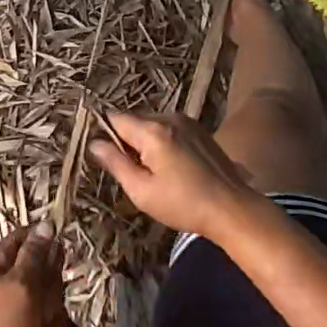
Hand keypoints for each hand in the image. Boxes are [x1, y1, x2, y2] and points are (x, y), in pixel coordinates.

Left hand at [0, 223, 65, 326]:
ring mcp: (11, 314)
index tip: (58, 264)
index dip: (49, 249)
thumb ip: (37, 254)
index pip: (31, 237)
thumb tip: (47, 223)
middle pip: (46, 275)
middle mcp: (4, 283)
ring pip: (49, 309)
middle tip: (39, 310)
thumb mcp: (21, 286)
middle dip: (51, 296)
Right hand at [89, 112, 266, 241]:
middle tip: (134, 172)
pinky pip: (170, 129)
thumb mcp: (142, 191)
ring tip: (155, 173)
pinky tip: (173, 168)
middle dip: (128, 141)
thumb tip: (94, 143)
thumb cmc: (184, 204)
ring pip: (153, 125)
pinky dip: (164, 143)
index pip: (116, 119)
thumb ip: (116, 163)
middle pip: (135, 121)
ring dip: (146, 143)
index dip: (106, 134)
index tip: (105, 155)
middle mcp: (169, 118)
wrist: (233, 208)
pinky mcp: (200, 130)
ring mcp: (187, 122)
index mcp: (153, 131)